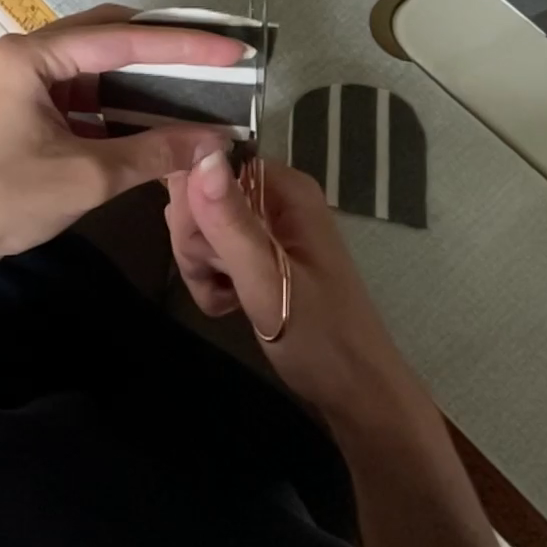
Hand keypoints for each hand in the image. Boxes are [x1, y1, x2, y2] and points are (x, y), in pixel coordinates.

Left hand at [0, 5, 244, 274]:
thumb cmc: (4, 201)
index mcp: (28, 57)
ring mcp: (21, 77)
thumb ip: (155, 151)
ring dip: (141, 74)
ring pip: (93, 62)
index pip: (119, 39)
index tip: (233, 47)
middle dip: (163, 46)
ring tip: (196, 81)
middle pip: (105, 35)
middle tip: (217, 57)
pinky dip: (116, 99)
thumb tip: (216, 140)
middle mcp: (23, 54)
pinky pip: (80, 88)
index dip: (183, 44)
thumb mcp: (87, 176)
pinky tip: (154, 113)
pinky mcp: (24, 102)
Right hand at [165, 153, 426, 422]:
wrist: (355, 394)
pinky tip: (227, 302)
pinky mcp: (254, 251)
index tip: (202, 247)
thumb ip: (229, 220)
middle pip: (195, 194)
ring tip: (229, 295)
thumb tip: (200, 153)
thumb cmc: (320, 338)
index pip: (205, 164)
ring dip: (198, 263)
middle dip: (194, 240)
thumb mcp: (267, 281)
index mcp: (284, 188)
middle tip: (219, 275)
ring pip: (195, 224)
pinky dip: (207, 277)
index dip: (190, 202)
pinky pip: (205, 248)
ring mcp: (263, 225)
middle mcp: (272, 197)